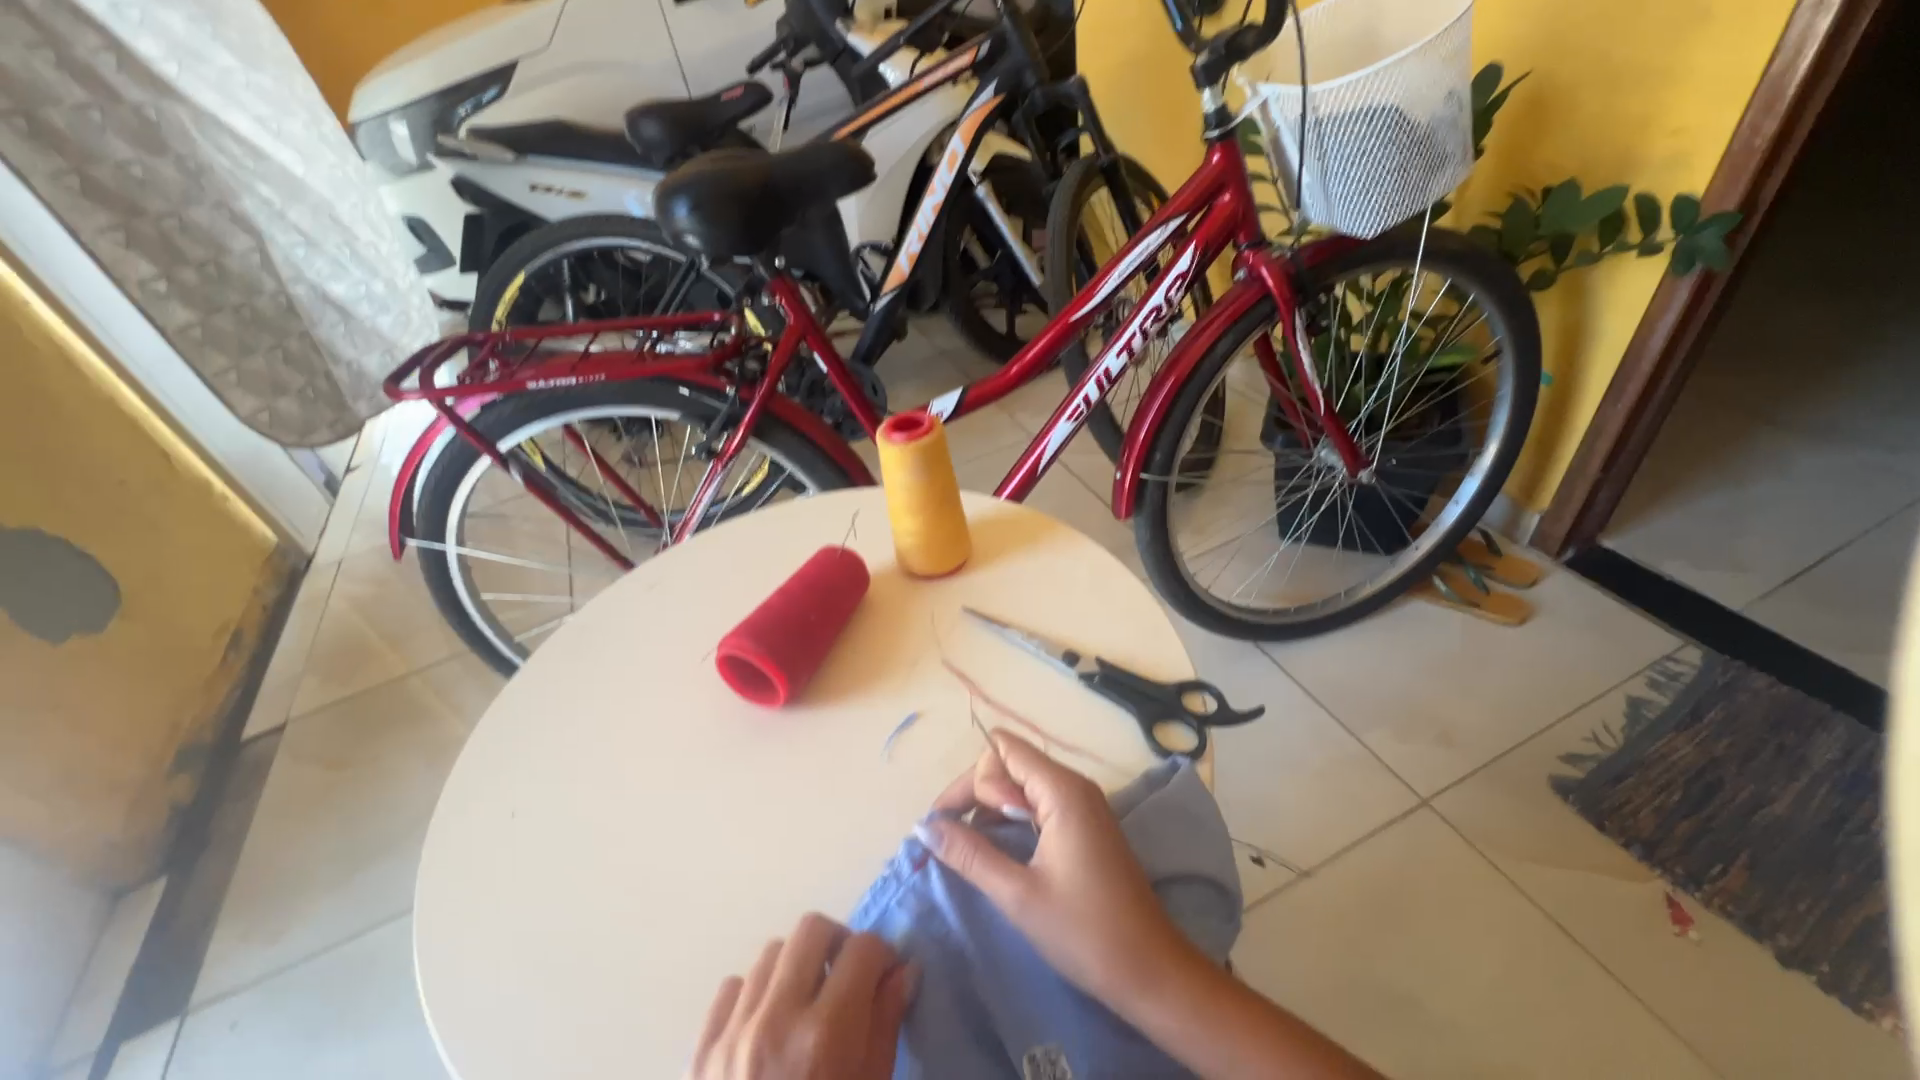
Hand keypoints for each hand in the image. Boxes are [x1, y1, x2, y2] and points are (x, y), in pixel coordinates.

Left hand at [688, 913, 915, 1078]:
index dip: (883, 957)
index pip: (864, 948)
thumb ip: (885, 1026)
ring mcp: (732, 1033)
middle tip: (849, 979)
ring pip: (769, 954)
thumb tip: (903, 971)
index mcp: (827, 1034)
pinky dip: (755, 993)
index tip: (887, 978)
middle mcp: (776, 1018)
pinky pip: (731, 989)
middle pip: (811, 930)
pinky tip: (770, 1025)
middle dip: (839, 944)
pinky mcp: (701, 1051)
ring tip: (809, 1005)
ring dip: (797, 967)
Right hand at [914, 731, 1198, 1010]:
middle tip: (952, 839)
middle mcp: (1074, 787)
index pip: (1002, 750)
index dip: (969, 781)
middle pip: (1010, 762)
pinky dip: (1012, 821)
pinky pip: (1038, 805)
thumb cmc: (1085, 932)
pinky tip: (996, 851)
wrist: (1150, 970)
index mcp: (1062, 791)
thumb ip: (969, 853)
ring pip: (1022, 784)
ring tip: (967, 848)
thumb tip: (925, 827)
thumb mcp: (1017, 894)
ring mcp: (1083, 807)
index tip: (949, 824)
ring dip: (991, 808)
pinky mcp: (1085, 828)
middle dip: (975, 793)